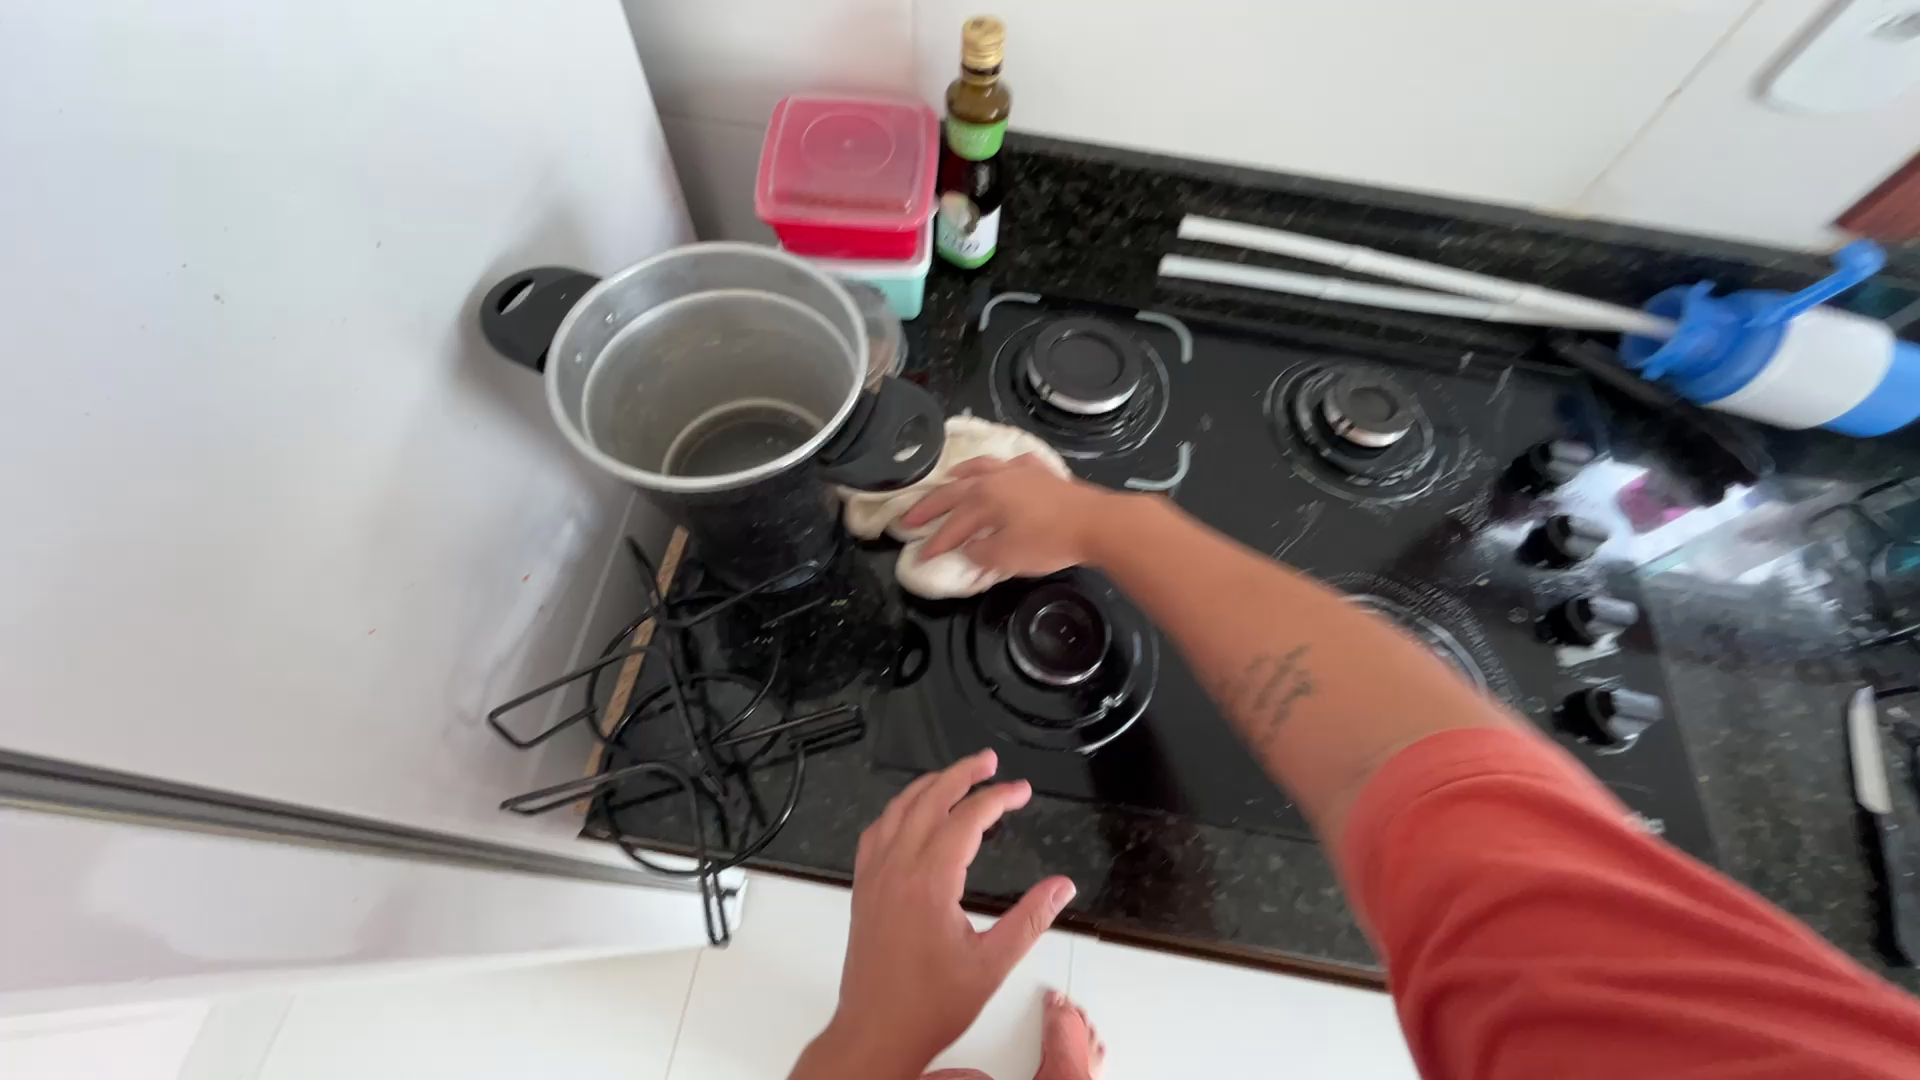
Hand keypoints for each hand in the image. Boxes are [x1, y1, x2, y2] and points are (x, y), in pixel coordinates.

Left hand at [794, 750, 1077, 1079]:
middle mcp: (899, 867)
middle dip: (964, 772)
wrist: (876, 1032)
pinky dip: (897, 810)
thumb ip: (1030, 919)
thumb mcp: (992, 964)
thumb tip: (1061, 887)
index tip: (1021, 791)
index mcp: (931, 880)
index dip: (999, 797)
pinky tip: (909, 812)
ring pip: (900, 807)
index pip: (969, 817)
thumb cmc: (928, 1005)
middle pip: (932, 797)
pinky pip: (876, 831)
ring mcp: (876, 873)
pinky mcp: (863, 885)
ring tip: (956, 775)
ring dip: (930, 784)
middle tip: (989, 761)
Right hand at [899, 454, 1115, 576]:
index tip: (920, 556)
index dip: (934, 543)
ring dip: (961, 475)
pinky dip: (1002, 467)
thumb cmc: (1050, 541)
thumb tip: (968, 550)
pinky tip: (1003, 469)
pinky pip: (1014, 464)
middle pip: (955, 492)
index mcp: (983, 499)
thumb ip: (981, 553)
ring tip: (948, 479)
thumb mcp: (1007, 556)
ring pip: (982, 468)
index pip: (951, 525)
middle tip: (909, 518)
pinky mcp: (1042, 474)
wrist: (1096, 523)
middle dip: (930, 507)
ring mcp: (1020, 472)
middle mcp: (996, 479)